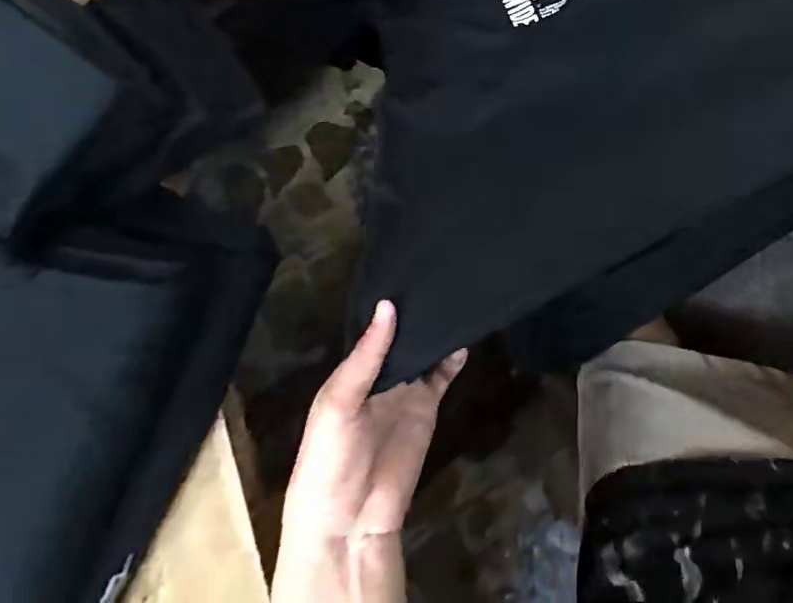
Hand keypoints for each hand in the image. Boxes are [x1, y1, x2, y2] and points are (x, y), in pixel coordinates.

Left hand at [270, 300, 466, 602]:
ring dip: (435, 331)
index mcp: (351, 371)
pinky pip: (442, 376)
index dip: (388, 305)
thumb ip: (366, 356)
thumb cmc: (329, 457)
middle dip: (415, 313)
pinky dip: (453, 359)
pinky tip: (463, 339)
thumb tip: (388, 305)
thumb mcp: (338, 403)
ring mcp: (404, 391)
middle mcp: (379, 376)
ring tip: (454, 297)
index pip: (372, 329)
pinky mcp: (426, 408)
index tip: (407, 271)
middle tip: (438, 275)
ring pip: (423, 352)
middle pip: (401, 337)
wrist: (350, 520)